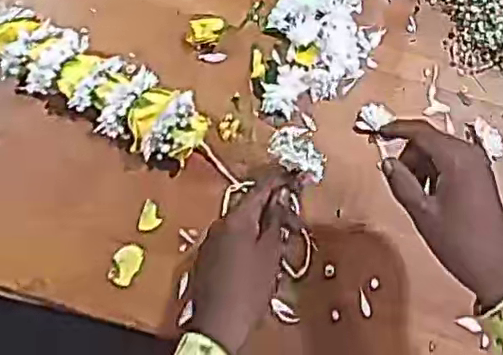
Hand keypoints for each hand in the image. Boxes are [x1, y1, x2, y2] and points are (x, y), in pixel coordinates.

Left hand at [185, 171, 301, 350]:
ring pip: (240, 220)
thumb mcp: (270, 252)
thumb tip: (281, 194)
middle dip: (270, 202)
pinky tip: (259, 247)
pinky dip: (247, 234)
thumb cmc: (249, 288)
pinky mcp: (206, 258)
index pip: (261, 187)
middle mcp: (220, 223)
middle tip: (290, 206)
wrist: (215, 329)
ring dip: (259, 220)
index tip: (296, 174)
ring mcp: (210, 241)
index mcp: (237, 218)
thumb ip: (275, 218)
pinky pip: (231, 235)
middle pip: (249, 203)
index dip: (280, 179)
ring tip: (279, 231)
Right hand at [378, 120, 502, 308]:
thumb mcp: (423, 214)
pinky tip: (431, 196)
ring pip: (440, 150)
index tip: (379, 131)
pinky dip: (437, 170)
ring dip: (423, 165)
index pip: (422, 131)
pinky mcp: (480, 172)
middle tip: (400, 183)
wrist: (495, 266)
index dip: (398, 129)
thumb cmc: (459, 242)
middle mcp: (468, 152)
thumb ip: (402, 183)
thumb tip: (388, 162)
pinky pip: (452, 160)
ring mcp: (477, 161)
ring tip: (418, 196)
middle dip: (411, 156)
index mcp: (456, 157)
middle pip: (430, 140)